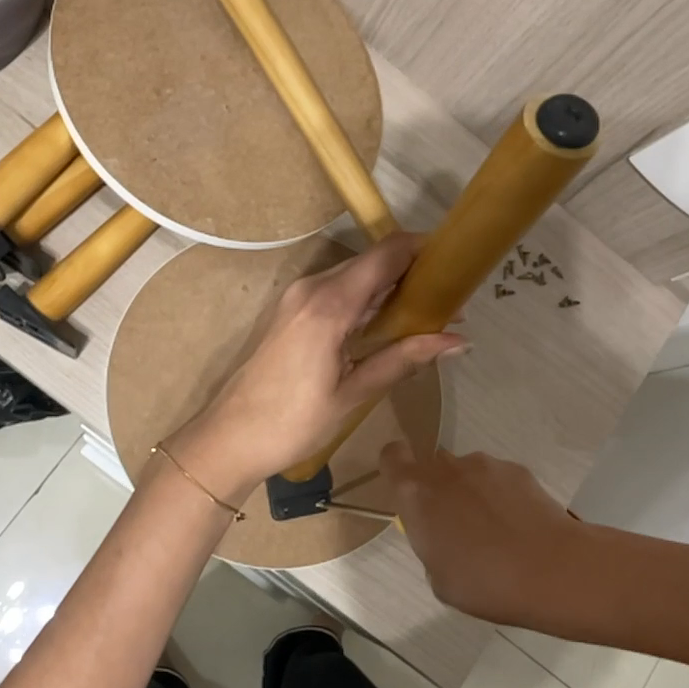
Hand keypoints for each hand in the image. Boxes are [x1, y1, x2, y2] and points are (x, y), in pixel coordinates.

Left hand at [171, 233, 466, 499]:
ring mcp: (296, 298)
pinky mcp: (288, 312)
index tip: (456, 265)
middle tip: (449, 300)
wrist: (230, 438)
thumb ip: (404, 359)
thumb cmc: (293, 422)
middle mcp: (311, 288)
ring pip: (352, 276)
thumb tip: (458, 341)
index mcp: (329, 304)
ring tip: (426, 315)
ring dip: (388, 288)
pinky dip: (363, 300)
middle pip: (371, 262)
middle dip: (411, 273)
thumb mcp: (354, 393)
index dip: (423, 249)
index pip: (386, 254)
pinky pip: (334, 292)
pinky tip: (385, 325)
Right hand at [379, 445, 577, 624]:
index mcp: (415, 494)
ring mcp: (485, 466)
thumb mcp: (438, 577)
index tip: (407, 492)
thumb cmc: (483, 582)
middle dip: (437, 487)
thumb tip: (442, 536)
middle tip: (453, 523)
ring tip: (494, 529)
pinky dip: (501, 495)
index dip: (397, 468)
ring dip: (471, 492)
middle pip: (431, 465)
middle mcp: (445, 469)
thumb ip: (430, 545)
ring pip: (466, 472)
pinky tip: (519, 526)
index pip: (392, 456)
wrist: (553, 571)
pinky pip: (498, 479)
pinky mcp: (519, 470)